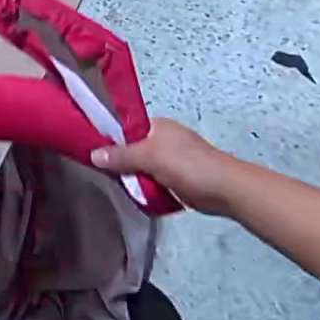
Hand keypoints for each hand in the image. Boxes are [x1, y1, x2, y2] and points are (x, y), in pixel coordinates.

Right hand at [91, 118, 239, 214]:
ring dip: (134, 177)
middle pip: (132, 149)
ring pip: (142, 166)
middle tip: (109, 174)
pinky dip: (146, 187)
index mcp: (157, 125)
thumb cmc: (188, 165)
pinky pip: (153, 180)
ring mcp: (172, 159)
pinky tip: (138, 194)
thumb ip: (121, 155)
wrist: (226, 190)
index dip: (110, 139)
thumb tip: (93, 154)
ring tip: (123, 186)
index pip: (125, 127)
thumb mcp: (149, 156)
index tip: (96, 152)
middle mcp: (163, 139)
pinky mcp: (177, 177)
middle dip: (122, 162)